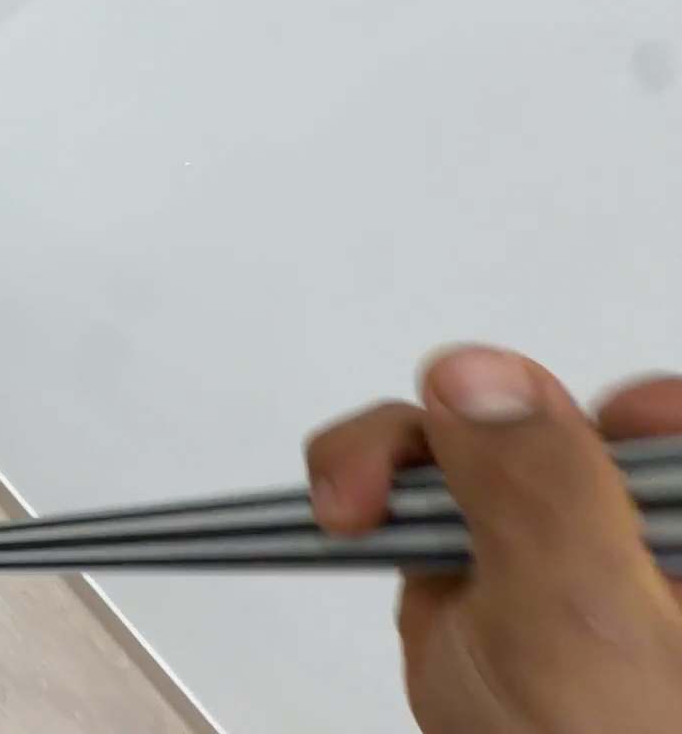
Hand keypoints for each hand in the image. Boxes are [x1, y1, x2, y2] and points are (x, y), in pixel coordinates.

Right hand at [305, 346, 681, 732]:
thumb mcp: (573, 619)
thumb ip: (537, 493)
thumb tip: (470, 374)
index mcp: (681, 526)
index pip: (656, 415)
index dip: (576, 412)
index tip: (483, 448)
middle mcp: (624, 519)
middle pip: (523, 409)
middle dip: (428, 434)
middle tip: (375, 487)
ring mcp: (543, 528)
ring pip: (449, 431)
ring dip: (374, 456)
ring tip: (344, 511)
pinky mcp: (471, 537)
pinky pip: (405, 467)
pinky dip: (357, 478)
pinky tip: (348, 519)